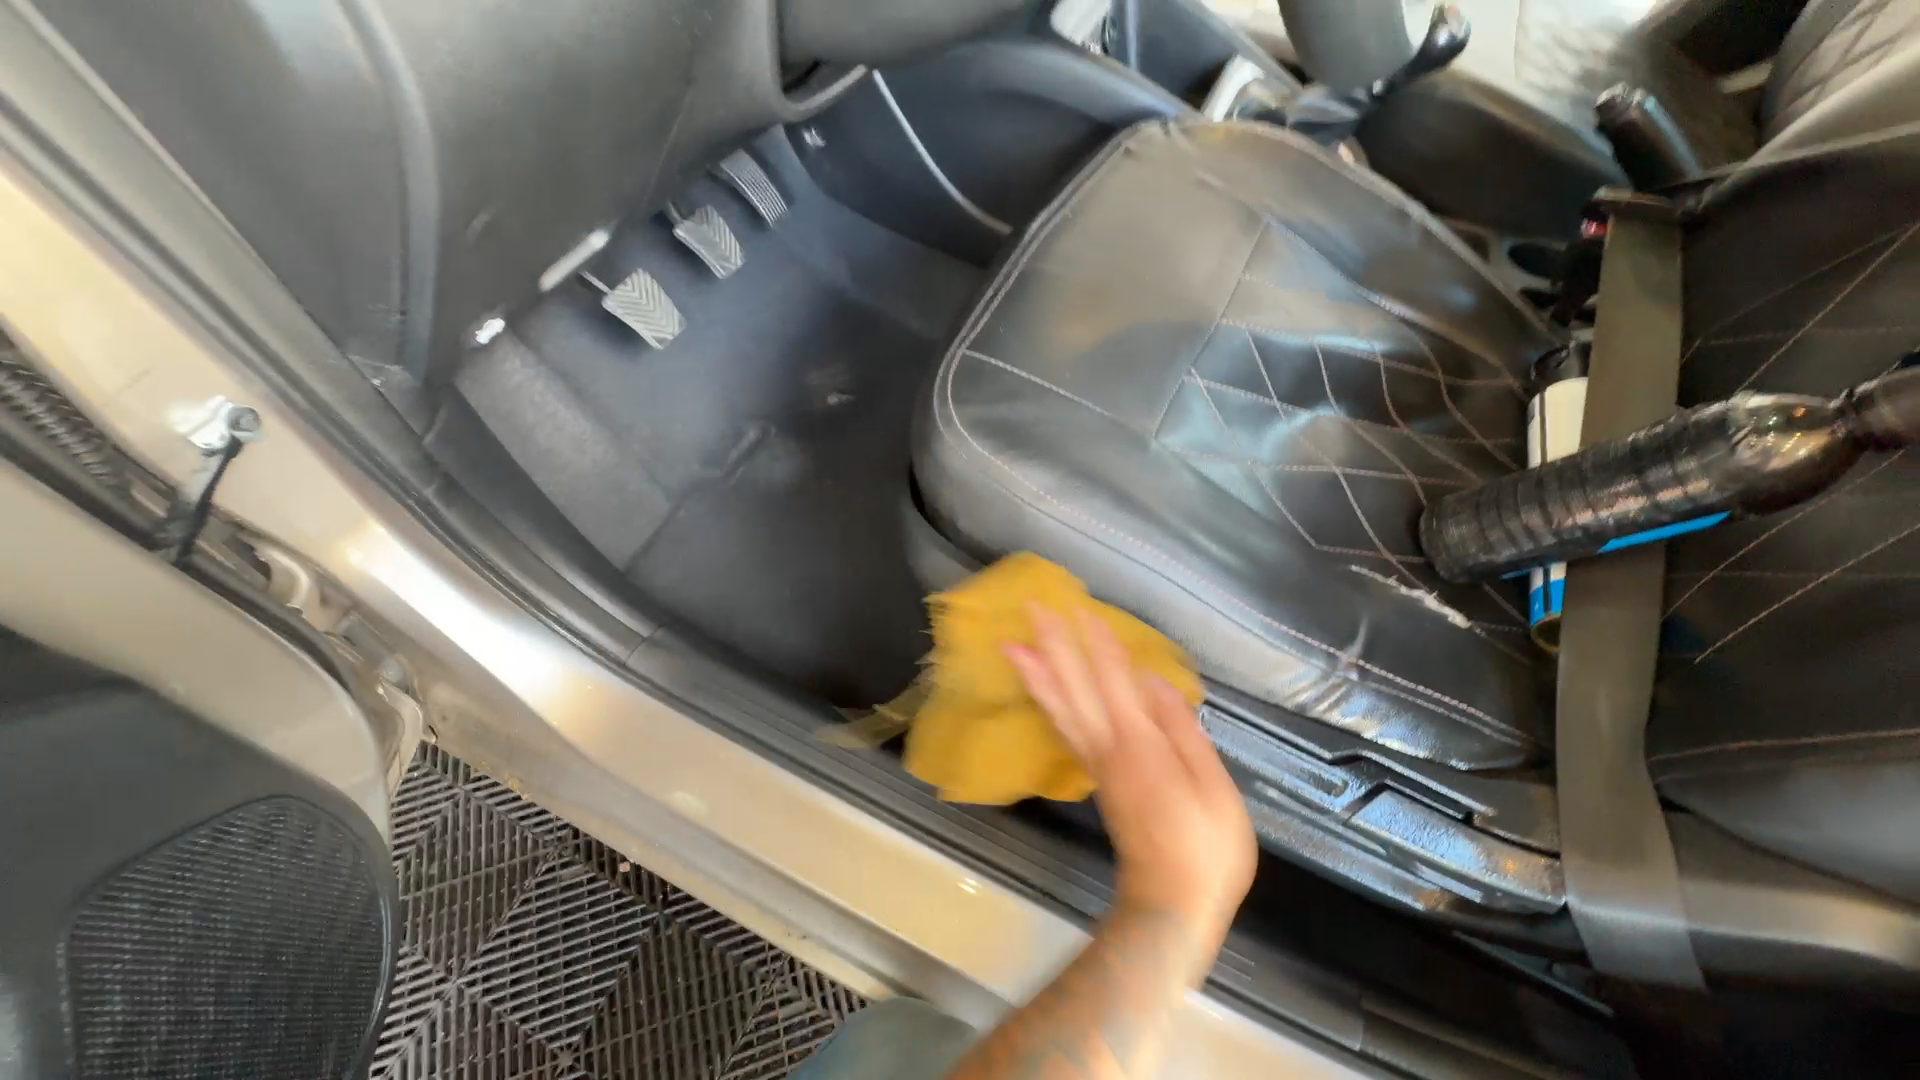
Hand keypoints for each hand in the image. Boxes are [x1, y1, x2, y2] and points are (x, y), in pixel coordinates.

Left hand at [1006, 607, 1257, 972]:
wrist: (1171, 905)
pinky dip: (1050, 704)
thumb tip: (1154, 682)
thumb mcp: (1212, 786)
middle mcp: (1108, 748)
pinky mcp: (1097, 780)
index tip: (1078, 608)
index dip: (1097, 643)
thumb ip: (1182, 730)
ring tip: (1013, 645)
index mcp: (1139, 744)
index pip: (1113, 680)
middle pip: (1074, 688)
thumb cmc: (1206, 847)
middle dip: (1054, 646)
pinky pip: (1066, 730)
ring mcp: (1097, 765)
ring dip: (1038, 674)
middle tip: (1032, 609)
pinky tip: (1044, 692)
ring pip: (1060, 710)